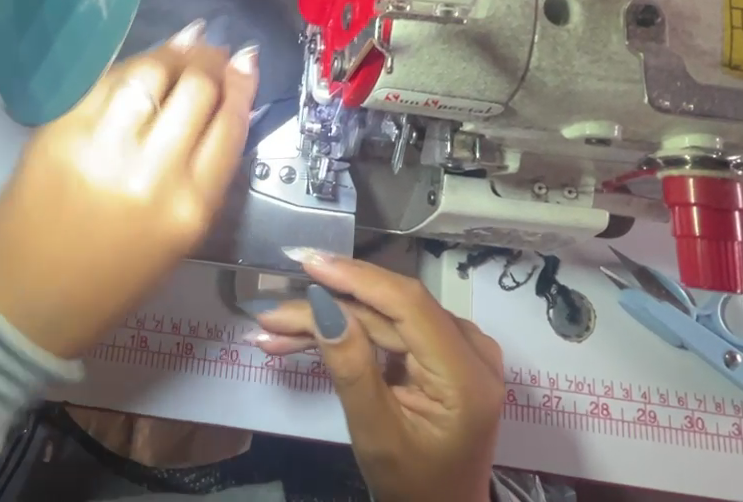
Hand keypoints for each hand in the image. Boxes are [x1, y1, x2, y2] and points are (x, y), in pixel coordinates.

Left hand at [0, 23, 257, 358]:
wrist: (23, 301)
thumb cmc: (110, 283)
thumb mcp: (177, 239)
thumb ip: (202, 174)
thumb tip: (223, 108)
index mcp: (189, 210)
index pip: (229, 125)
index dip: (242, 84)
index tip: (246, 61)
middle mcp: (152, 173)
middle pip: (196, 90)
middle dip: (211, 62)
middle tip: (213, 53)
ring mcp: (102, 147)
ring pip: (152, 73)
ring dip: (174, 53)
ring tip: (184, 47)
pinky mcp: (61, 131)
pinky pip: (106, 81)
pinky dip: (131, 64)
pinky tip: (144, 58)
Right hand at [255, 253, 503, 501]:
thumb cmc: (413, 487)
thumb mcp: (376, 437)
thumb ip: (352, 370)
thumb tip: (322, 306)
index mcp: (466, 374)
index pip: (408, 303)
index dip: (355, 277)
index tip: (308, 262)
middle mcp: (472, 348)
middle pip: (388, 310)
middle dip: (326, 309)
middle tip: (271, 314)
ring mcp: (460, 345)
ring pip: (382, 316)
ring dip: (330, 320)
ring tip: (275, 328)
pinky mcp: (443, 349)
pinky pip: (390, 328)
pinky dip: (349, 332)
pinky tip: (305, 334)